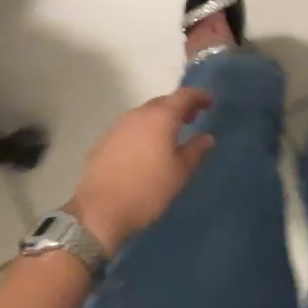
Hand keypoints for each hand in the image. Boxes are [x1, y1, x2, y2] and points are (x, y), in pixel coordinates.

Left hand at [65, 87, 216, 253]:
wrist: (98, 212)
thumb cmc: (147, 190)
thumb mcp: (179, 173)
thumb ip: (195, 151)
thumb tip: (207, 137)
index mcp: (161, 117)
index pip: (184, 95)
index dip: (199, 95)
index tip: (209, 102)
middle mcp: (139, 114)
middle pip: (163, 102)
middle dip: (179, 107)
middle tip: (191, 120)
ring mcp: (118, 126)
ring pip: (144, 114)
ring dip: (159, 119)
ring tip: (168, 136)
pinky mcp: (103, 141)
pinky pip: (129, 128)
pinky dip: (142, 131)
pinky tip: (143, 151)